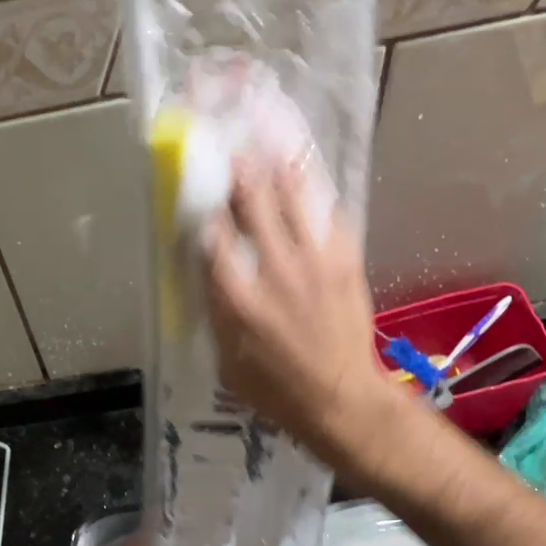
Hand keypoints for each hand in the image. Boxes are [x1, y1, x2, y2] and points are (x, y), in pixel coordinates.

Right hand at [203, 159, 392, 458]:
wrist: (339, 398)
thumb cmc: (276, 390)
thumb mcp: (227, 361)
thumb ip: (218, 313)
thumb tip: (211, 275)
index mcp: (237, 297)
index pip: (214, 235)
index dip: (206, 207)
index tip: (201, 191)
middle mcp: (274, 269)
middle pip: (254, 201)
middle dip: (241, 171)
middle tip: (235, 151)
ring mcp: (314, 260)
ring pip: (295, 196)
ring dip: (280, 169)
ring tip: (271, 147)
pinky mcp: (344, 259)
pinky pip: (329, 213)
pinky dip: (315, 195)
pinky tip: (308, 182)